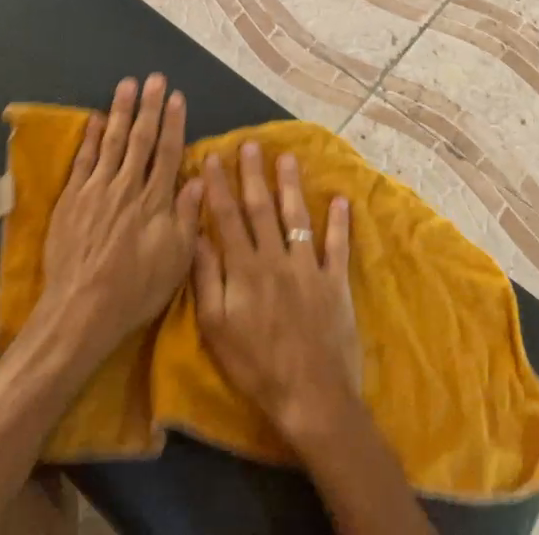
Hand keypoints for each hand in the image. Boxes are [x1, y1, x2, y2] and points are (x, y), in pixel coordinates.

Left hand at [33, 74, 204, 360]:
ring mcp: (96, 190)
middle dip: (149, 107)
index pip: (168, 154)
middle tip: (155, 79)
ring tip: (127, 85)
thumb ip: (187, 218)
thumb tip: (196, 181)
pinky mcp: (72, 198)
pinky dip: (91, 137)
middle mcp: (126, 187)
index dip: (174, 124)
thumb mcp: (176, 261)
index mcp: (155, 202)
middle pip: (140, 140)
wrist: (82, 306)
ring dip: (121, 111)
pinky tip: (96, 119)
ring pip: (112, 142)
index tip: (177, 98)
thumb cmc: (135, 289)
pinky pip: (84, 160)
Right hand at [193, 143, 360, 440]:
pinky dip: (340, 223)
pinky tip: (342, 199)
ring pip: (298, 218)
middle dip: (254, 174)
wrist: (311, 395)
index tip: (213, 156)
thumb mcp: (215, 327)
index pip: (227, 217)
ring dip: (292, 186)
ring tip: (288, 156)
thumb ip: (206, 277)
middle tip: (250, 144)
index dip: (219, 186)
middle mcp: (276, 259)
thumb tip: (196, 234)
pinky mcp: (336, 284)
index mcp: (244, 269)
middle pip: (262, 208)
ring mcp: (309, 269)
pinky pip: (338, 247)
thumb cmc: (254, 365)